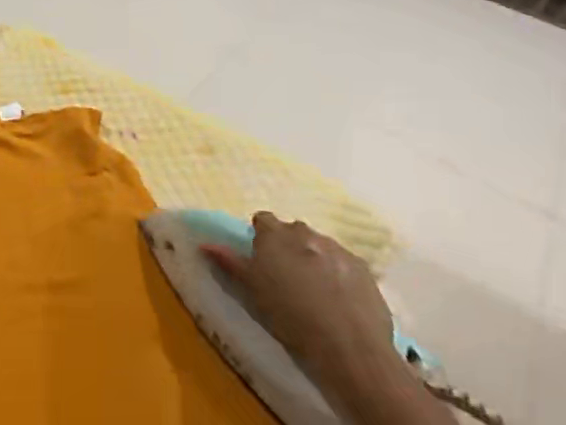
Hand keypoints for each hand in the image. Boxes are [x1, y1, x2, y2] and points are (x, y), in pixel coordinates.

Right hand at [204, 213, 392, 372]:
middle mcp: (304, 232)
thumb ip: (229, 262)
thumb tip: (203, 243)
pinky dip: (338, 274)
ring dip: (314, 259)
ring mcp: (336, 248)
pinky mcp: (362, 267)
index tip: (262, 258)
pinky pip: (344, 263)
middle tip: (286, 276)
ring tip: (314, 290)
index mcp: (274, 233)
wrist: (346, 344)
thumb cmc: (288, 314)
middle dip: (289, 246)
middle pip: (292, 231)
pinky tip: (339, 299)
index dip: (261, 237)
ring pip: (319, 246)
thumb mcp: (251, 289)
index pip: (262, 220)